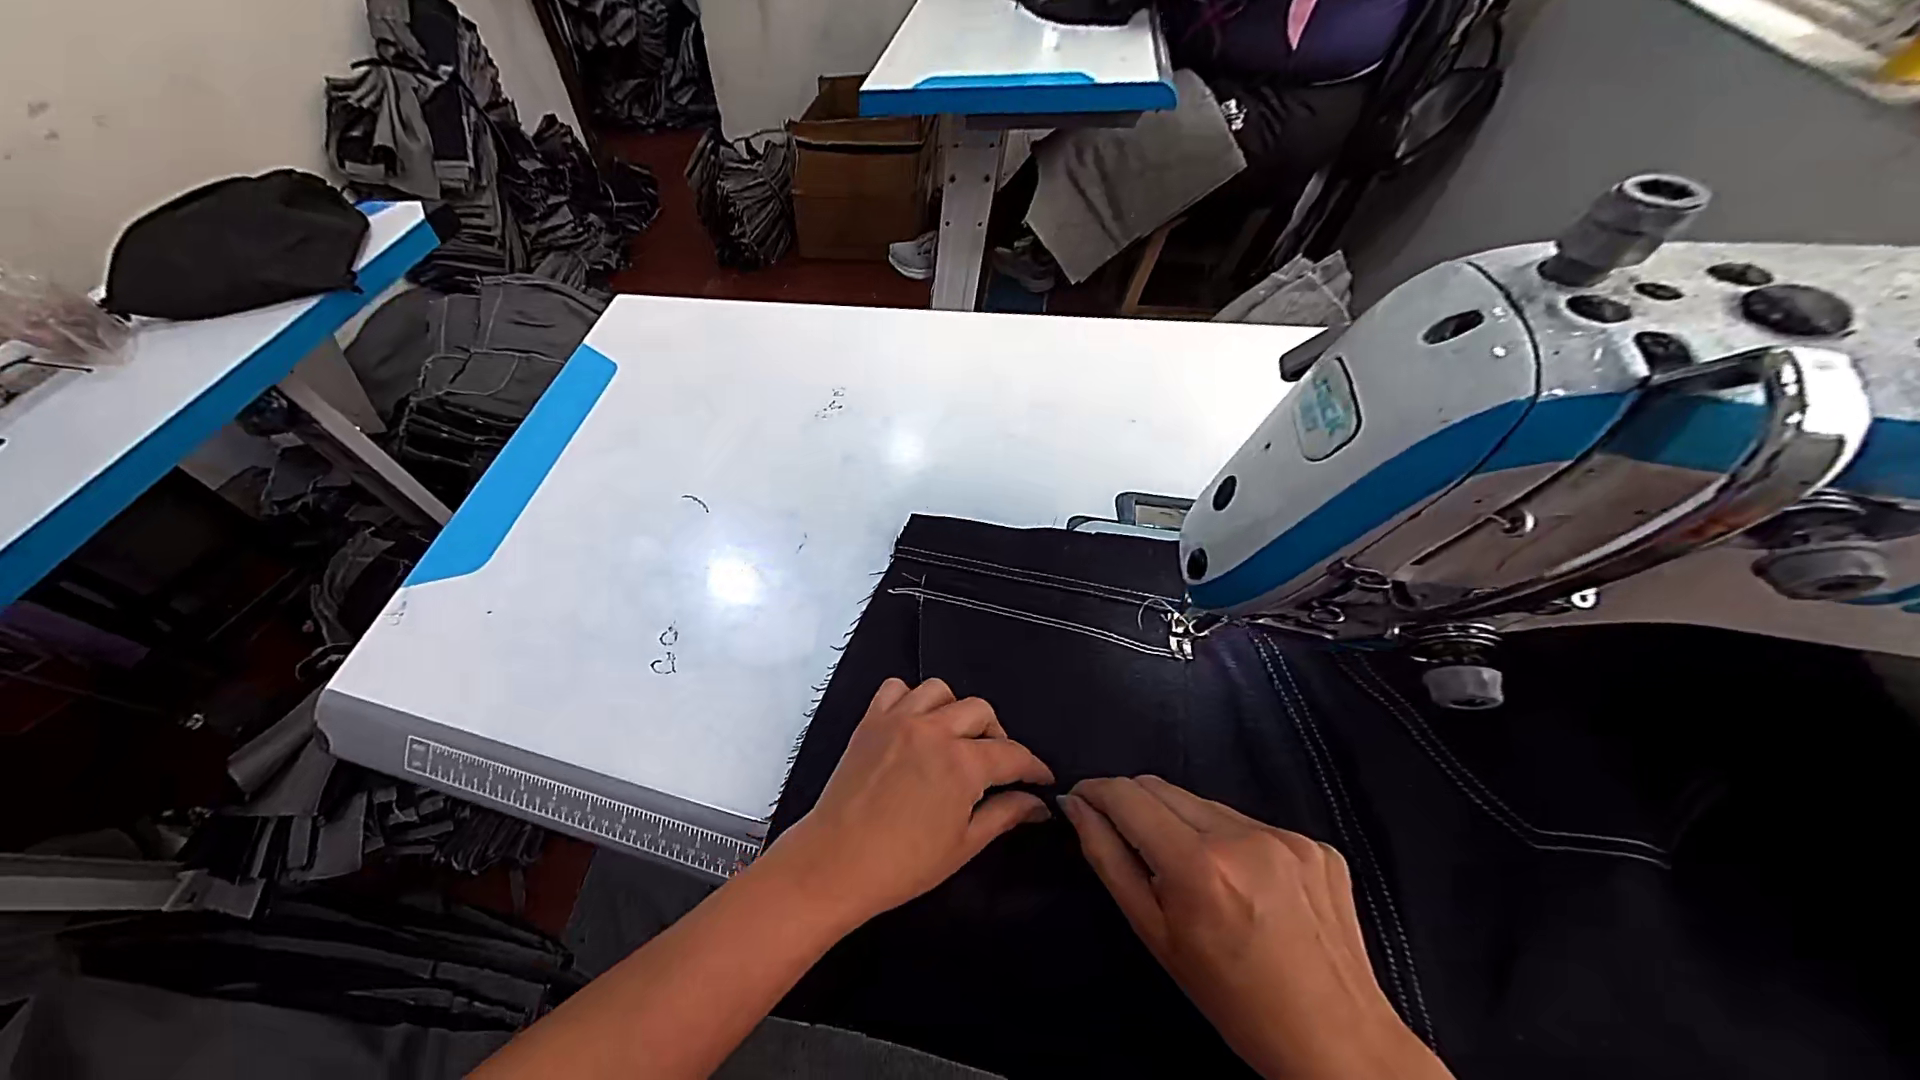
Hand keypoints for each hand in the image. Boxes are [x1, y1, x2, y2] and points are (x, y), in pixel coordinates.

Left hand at [765, 678, 1054, 931]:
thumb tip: (1035, 804)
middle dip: (998, 736)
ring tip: (955, 737)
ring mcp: (899, 720)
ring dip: (955, 710)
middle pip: (982, 712)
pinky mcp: (871, 721)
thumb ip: (1005, 815)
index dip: (1033, 767)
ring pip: (941, 691)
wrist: (834, 864)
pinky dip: (910, 698)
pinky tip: (915, 723)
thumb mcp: (964, 844)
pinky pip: (895, 688)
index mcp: (962, 763)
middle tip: (997, 764)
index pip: (1012, 753)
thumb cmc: (900, 864)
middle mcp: (934, 730)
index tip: (1040, 777)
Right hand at [1060, 776, 1452, 1079]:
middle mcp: (1243, 835)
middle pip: (1163, 788)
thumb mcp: (1155, 936)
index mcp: (1198, 865)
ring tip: (1195, 872)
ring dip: (1184, 822)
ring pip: (1205, 803)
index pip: (1128, 795)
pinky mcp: (1318, 842)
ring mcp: (1287, 835)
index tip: (1080, 798)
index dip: (1096, 790)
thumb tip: (1077, 806)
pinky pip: (1250, 822)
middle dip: (1134, 804)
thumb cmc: (1232, 999)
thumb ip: (1108, 860)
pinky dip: (1231, 840)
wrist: (1339, 1043)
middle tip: (1129, 837)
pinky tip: (1245, 882)